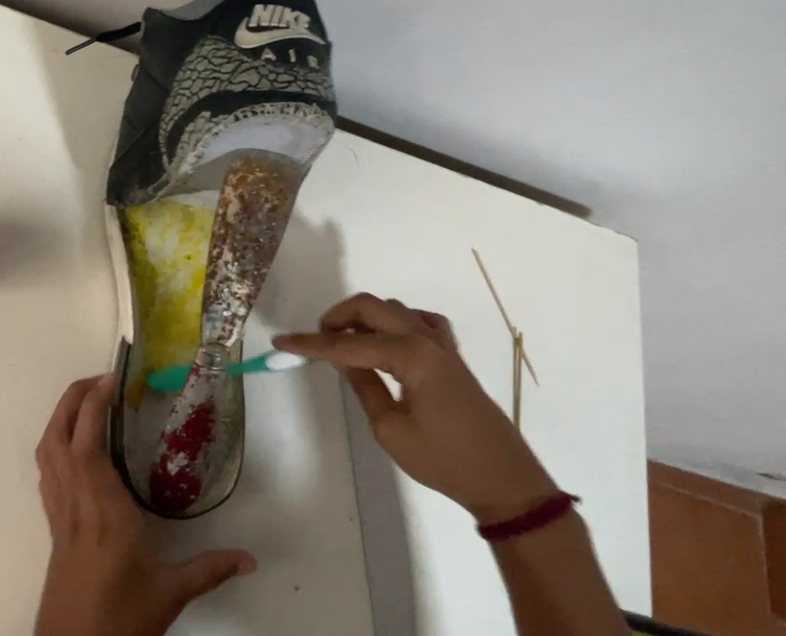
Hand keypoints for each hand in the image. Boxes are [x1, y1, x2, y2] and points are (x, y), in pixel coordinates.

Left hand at [33, 373, 256, 635]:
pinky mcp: (52, 524)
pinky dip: (55, 443)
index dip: (94, 403)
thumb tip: (249, 558)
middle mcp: (74, 500)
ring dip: (60, 416)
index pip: (88, 442)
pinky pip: (46, 470)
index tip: (112, 377)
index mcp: (103, 508)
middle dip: (73, 398)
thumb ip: (209, 569)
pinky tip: (72, 444)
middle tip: (100, 378)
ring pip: (46, 449)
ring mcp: (58, 511)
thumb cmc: (119, 618)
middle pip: (60, 435)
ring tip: (85, 399)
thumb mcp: (170, 593)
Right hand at [274, 294, 558, 522]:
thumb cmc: (443, 460)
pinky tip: (388, 342)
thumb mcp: (390, 429)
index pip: (347, 344)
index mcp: (410, 356)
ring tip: (347, 346)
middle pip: (370, 306)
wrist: (502, 479)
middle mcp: (426, 339)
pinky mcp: (452, 355)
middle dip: (337, 318)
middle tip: (316, 341)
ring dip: (364, 318)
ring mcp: (442, 344)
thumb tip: (342, 358)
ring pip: (393, 308)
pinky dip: (395, 322)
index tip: (282, 342)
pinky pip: (419, 320)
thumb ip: (364, 384)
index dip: (311, 344)